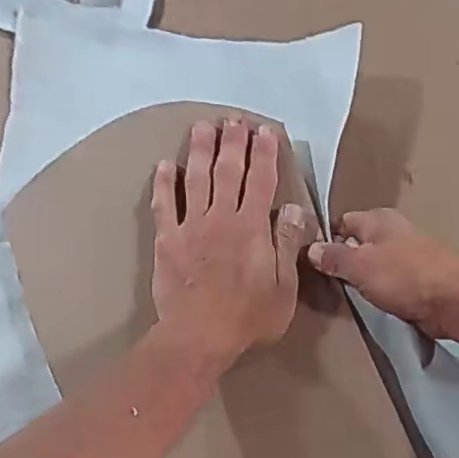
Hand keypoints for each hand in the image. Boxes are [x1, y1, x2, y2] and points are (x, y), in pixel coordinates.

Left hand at [151, 118, 315, 368]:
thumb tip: (294, 209)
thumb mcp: (284, 288)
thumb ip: (287, 245)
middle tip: (235, 120)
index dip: (264, 154)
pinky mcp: (166, 240)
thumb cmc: (248, 318)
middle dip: (233, 142)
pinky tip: (164, 165)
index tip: (265, 132)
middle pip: (227, 171)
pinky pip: (164, 205)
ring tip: (203, 127)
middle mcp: (221, 218)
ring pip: (195, 178)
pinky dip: (164, 183)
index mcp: (252, 228)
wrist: (198, 336)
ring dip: (200, 150)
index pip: (261, 181)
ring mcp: (190, 226)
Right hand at [306, 208, 458, 339]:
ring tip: (345, 294)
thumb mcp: (360, 265)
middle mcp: (394, 231)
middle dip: (343, 260)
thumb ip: (334, 257)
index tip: (309, 259)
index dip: (325, 238)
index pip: (342, 222)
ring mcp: (409, 255)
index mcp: (379, 219)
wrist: (454, 301)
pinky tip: (373, 302)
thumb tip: (310, 249)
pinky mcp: (419, 279)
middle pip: (359, 243)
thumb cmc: (406, 276)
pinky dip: (381, 289)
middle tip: (324, 281)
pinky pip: (391, 281)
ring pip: (375, 263)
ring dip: (363, 277)